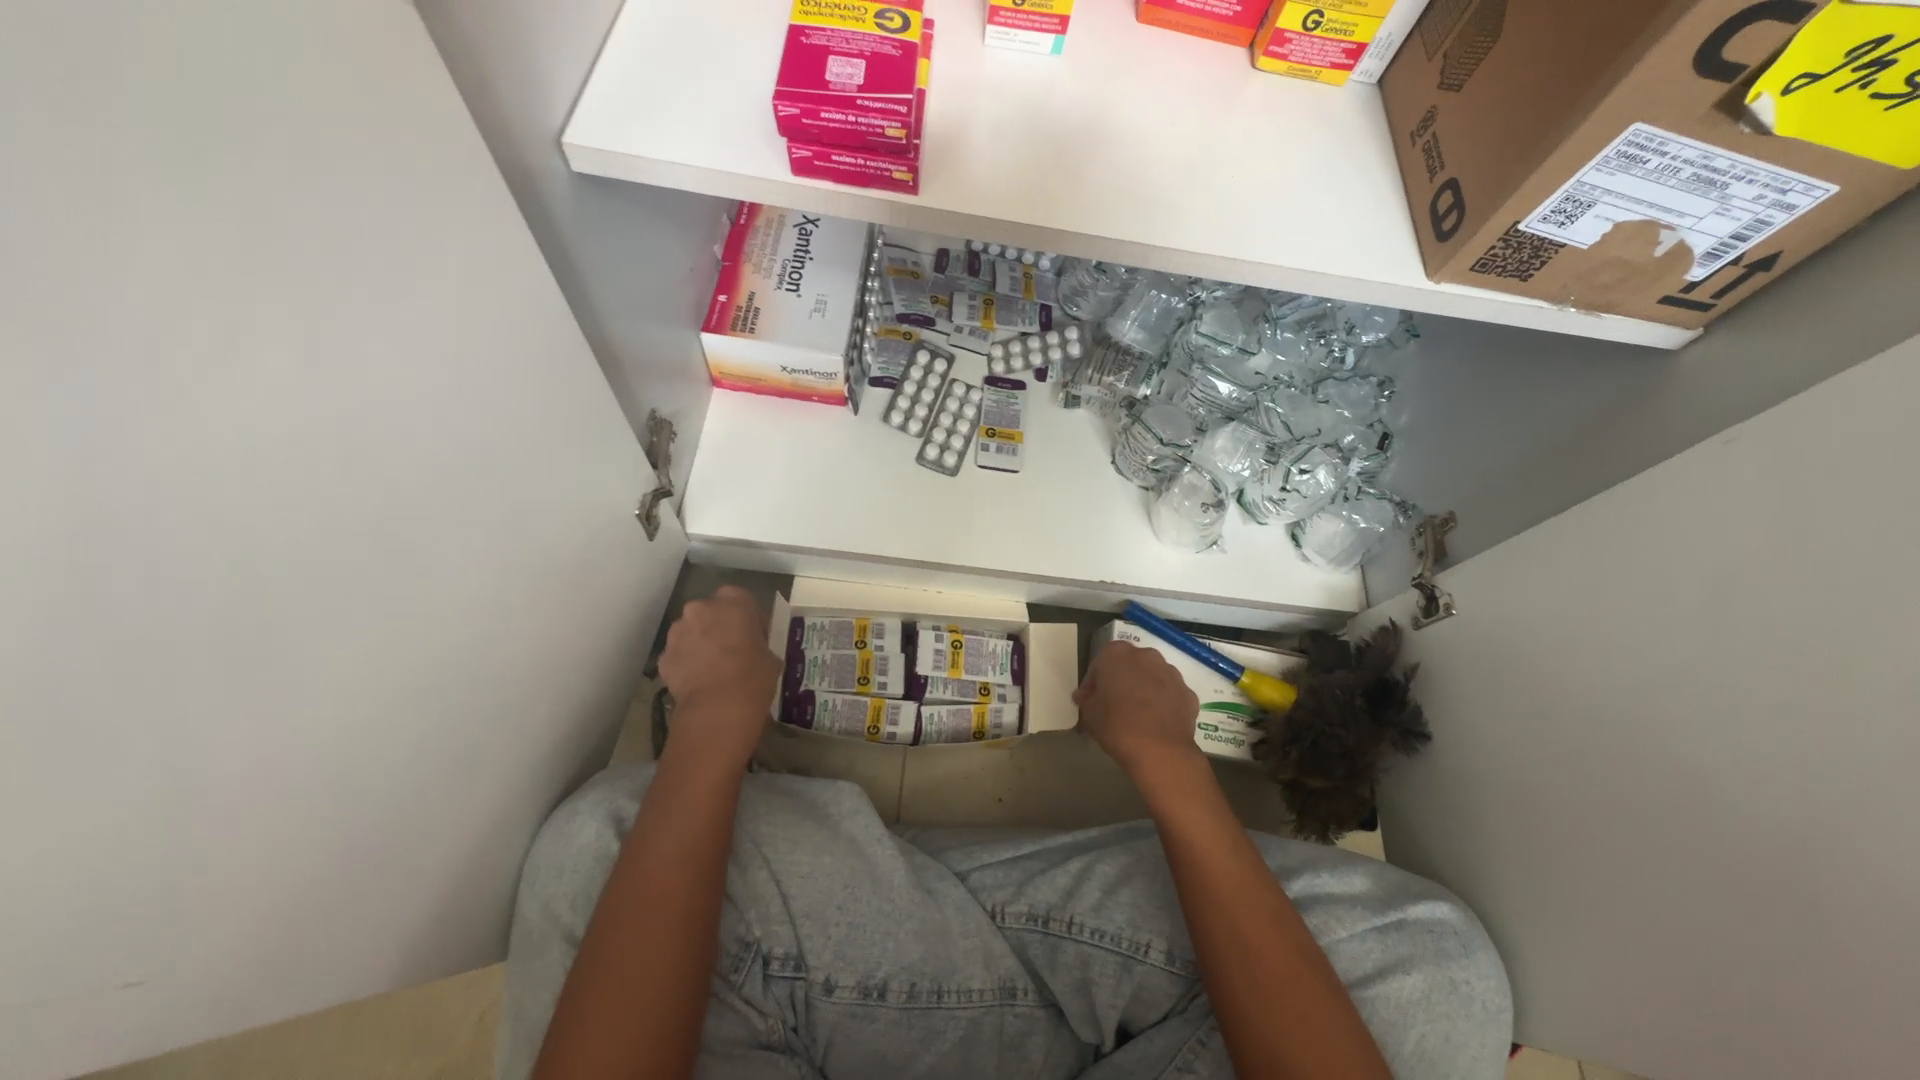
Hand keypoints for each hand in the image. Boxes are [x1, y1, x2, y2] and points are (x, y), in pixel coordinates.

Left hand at [658, 586, 780, 765]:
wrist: (717, 708)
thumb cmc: (753, 676)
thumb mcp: (770, 656)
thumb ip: (758, 644)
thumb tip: (752, 649)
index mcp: (733, 601)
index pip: (742, 600)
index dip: (749, 619)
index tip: (755, 637)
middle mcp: (701, 608)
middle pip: (711, 613)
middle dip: (720, 627)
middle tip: (733, 652)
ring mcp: (677, 631)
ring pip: (691, 632)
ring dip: (700, 644)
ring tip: (713, 670)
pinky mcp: (663, 657)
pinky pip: (679, 656)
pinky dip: (686, 665)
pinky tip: (699, 683)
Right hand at [1074, 641, 1201, 778]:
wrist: (1159, 750)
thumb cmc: (1116, 725)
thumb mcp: (1089, 713)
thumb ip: (1086, 699)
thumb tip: (1086, 696)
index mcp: (1117, 654)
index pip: (1099, 663)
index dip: (1093, 683)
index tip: (1090, 700)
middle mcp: (1147, 656)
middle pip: (1129, 665)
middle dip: (1121, 681)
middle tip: (1113, 705)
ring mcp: (1171, 673)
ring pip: (1153, 677)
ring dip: (1144, 689)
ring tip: (1137, 715)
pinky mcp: (1188, 693)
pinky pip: (1170, 694)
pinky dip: (1163, 703)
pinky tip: (1156, 723)